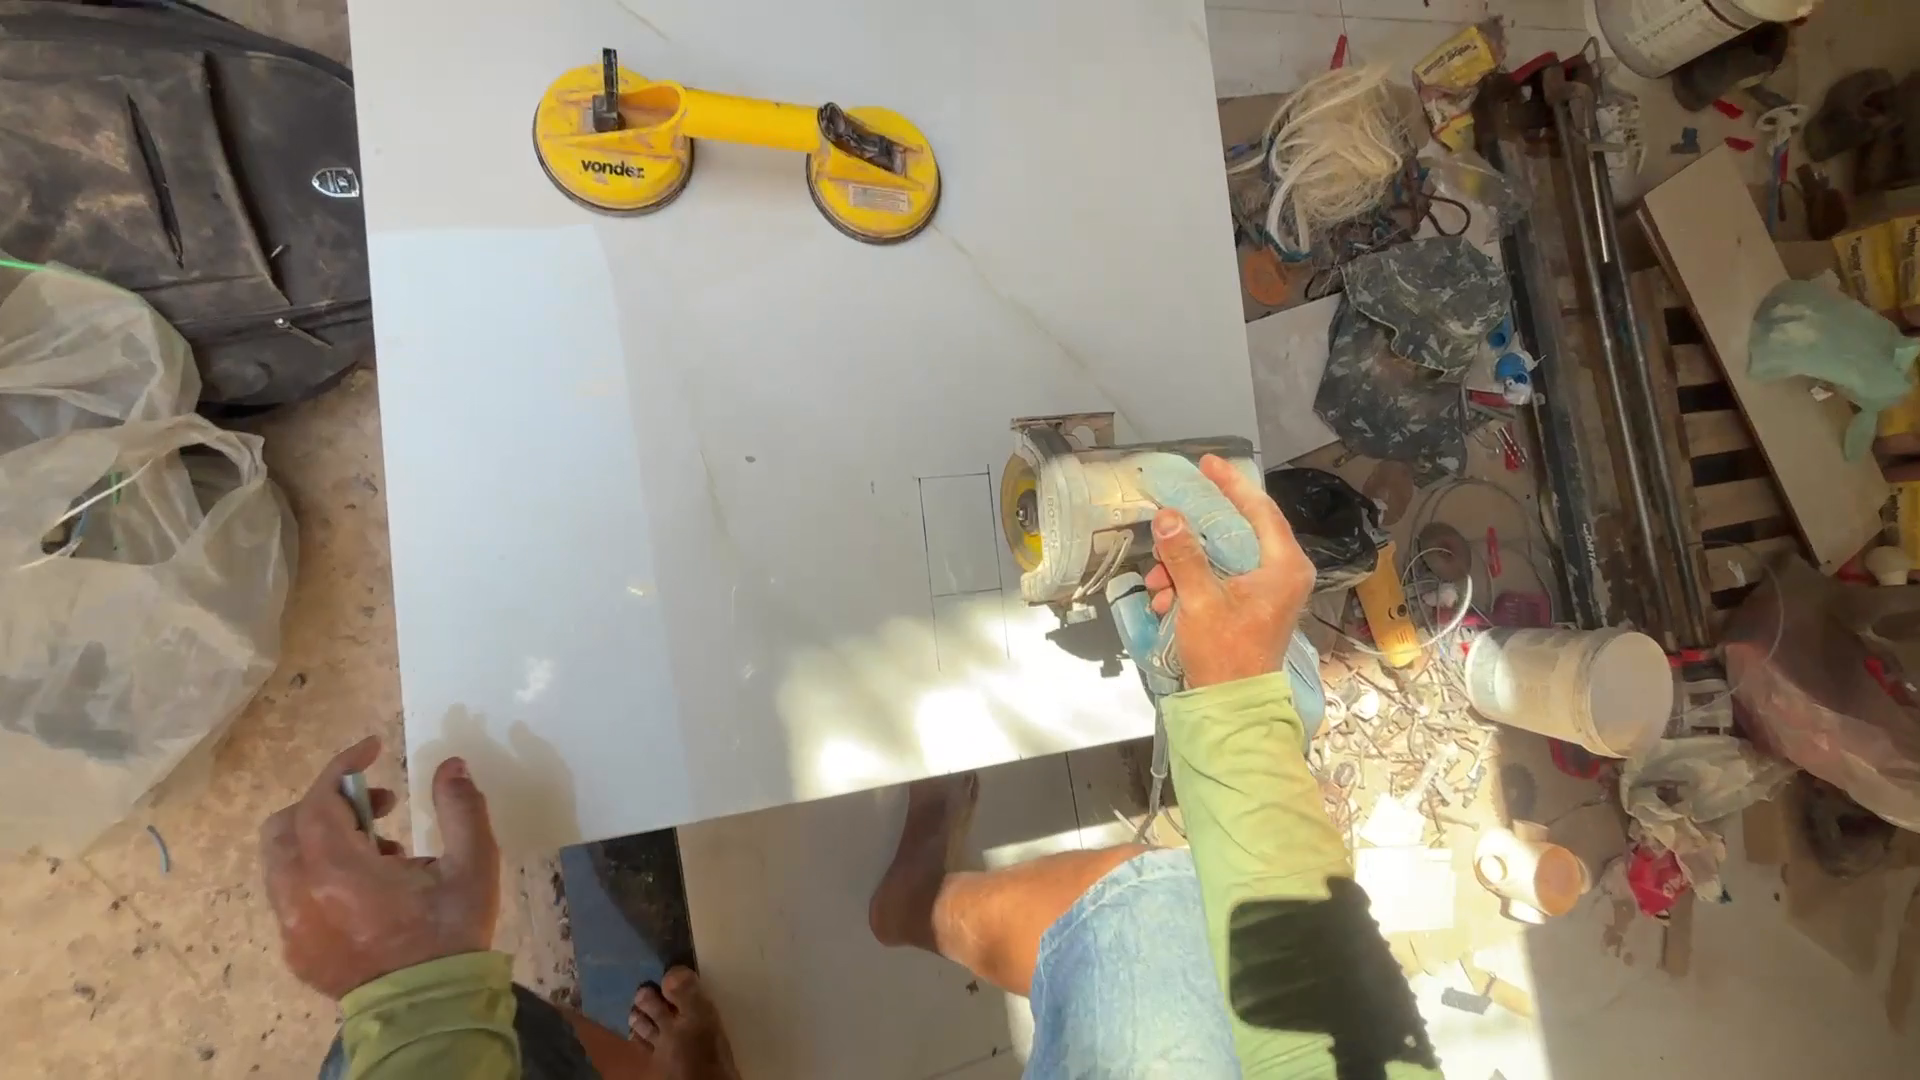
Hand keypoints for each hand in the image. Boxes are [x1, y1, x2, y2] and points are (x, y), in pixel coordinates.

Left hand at [259, 736, 500, 998]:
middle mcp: (300, 897)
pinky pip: (295, 893)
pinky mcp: (297, 949)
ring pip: (286, 862)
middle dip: (330, 802)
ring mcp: (292, 927)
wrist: (428, 1004)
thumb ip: (461, 808)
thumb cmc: (452, 928)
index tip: (373, 746)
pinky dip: (325, 870)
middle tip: (385, 804)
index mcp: (338, 873)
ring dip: (329, 838)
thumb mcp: (474, 862)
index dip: (341, 767)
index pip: (317, 803)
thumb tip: (452, 765)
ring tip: (388, 850)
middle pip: (285, 829)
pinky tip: (377, 886)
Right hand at [1143, 454, 1314, 689]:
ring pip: (1220, 556)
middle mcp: (1281, 573)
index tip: (1207, 463)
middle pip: (1236, 530)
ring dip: (1184, 562)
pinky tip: (1166, 598)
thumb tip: (1168, 515)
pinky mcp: (1249, 605)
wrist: (1231, 706)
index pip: (1260, 509)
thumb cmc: (1225, 653)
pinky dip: (1189, 582)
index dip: (1232, 483)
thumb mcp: (1200, 600)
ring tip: (1159, 579)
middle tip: (1170, 513)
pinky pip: (1216, 578)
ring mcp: (1266, 590)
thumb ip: (1184, 554)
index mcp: (1284, 566)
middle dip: (1195, 530)